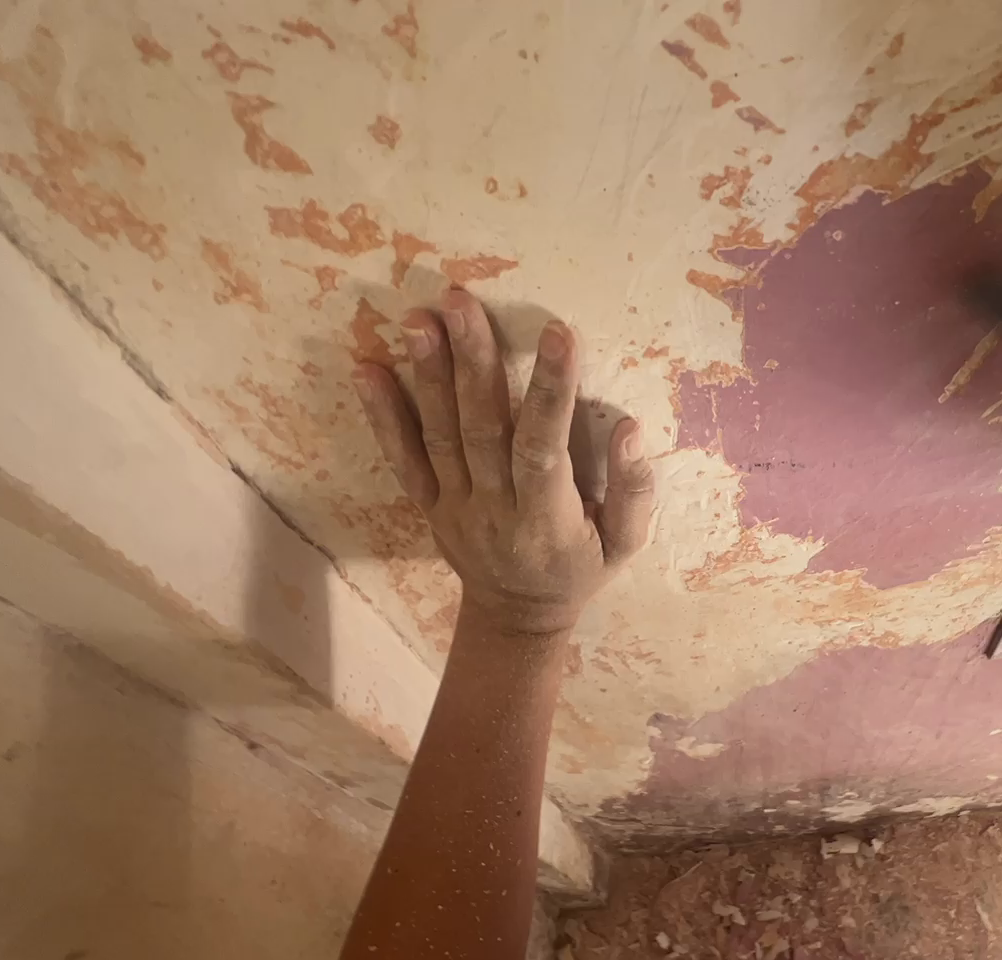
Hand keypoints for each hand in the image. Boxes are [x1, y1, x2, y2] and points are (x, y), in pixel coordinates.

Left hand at [353, 287, 654, 635]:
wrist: (517, 617)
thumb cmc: (580, 573)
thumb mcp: (625, 547)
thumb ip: (634, 492)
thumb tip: (630, 429)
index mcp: (547, 520)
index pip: (545, 448)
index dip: (552, 391)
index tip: (559, 333)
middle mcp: (494, 510)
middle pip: (482, 430)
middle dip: (474, 362)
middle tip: (461, 301)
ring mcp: (455, 507)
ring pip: (439, 437)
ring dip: (428, 375)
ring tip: (420, 318)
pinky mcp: (430, 505)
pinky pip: (402, 459)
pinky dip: (383, 415)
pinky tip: (367, 369)